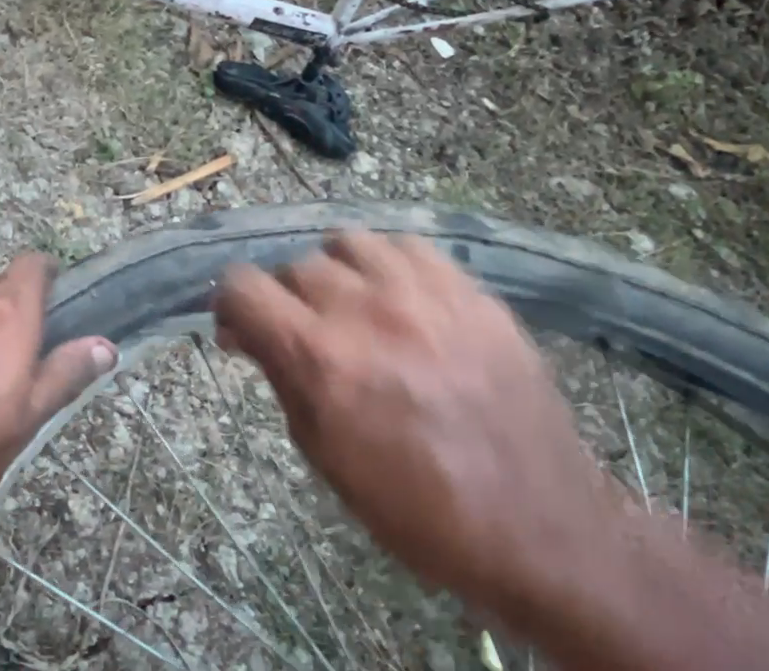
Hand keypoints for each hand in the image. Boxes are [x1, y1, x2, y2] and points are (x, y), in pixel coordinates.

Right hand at [213, 233, 617, 609]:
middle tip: (302, 332)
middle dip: (285, 298)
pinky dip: (388, 264)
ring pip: (348, 241)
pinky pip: (409, 246)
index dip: (231, 304)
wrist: (537, 528)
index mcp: (320, 357)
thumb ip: (279, 377)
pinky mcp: (473, 294)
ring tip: (352, 305)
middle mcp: (366, 310)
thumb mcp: (322, 454)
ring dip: (336, 271)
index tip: (242, 329)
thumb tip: (246, 333)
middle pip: (294, 265)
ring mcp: (425, 295)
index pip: (243, 285)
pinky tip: (398, 297)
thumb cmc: (414, 508)